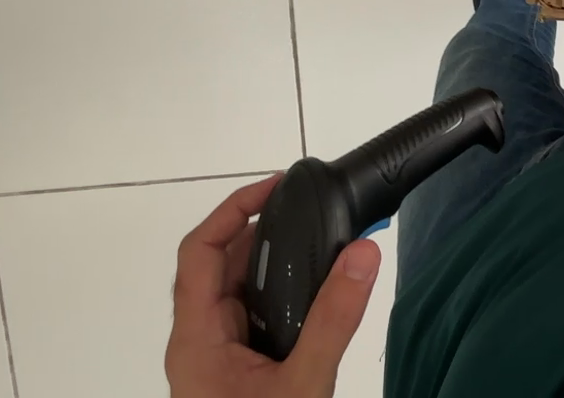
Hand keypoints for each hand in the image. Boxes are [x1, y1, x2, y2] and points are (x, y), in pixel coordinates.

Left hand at [165, 175, 382, 397]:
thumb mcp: (302, 387)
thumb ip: (334, 319)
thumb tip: (365, 249)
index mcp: (198, 339)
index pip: (198, 253)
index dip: (232, 208)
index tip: (280, 186)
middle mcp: (200, 341)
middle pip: (220, 263)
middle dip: (267, 228)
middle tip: (318, 209)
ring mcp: (217, 357)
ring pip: (239, 288)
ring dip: (277, 258)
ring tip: (326, 238)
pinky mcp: (238, 370)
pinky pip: (255, 312)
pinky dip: (285, 286)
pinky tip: (320, 288)